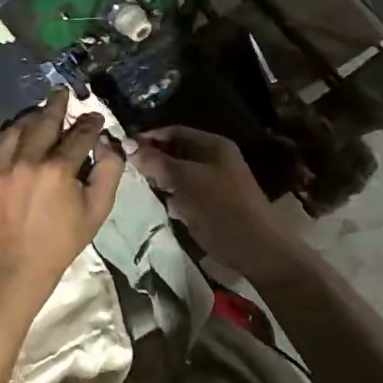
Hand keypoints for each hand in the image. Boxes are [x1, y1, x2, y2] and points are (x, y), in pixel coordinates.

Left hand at [0, 90, 123, 291]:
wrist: (21, 262)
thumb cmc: (64, 237)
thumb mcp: (98, 208)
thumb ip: (109, 170)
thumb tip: (108, 142)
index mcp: (58, 170)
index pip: (79, 134)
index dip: (90, 123)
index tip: (96, 117)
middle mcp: (28, 160)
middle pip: (45, 121)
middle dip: (57, 104)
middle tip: (62, 92)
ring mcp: (3, 165)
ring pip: (18, 127)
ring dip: (33, 117)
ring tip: (42, 112)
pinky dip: (9, 132)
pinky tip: (18, 132)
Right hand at [133, 127, 305, 277]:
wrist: (257, 250)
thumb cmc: (223, 210)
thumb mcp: (187, 182)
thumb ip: (158, 163)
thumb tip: (129, 146)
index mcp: (214, 146)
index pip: (175, 131)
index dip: (150, 137)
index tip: (124, 147)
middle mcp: (215, 158)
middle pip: (177, 151)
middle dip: (154, 158)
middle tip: (129, 167)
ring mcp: (215, 181)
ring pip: (180, 172)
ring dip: (162, 178)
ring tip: (142, 184)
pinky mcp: (213, 202)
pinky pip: (186, 191)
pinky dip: (174, 194)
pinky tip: (164, 204)